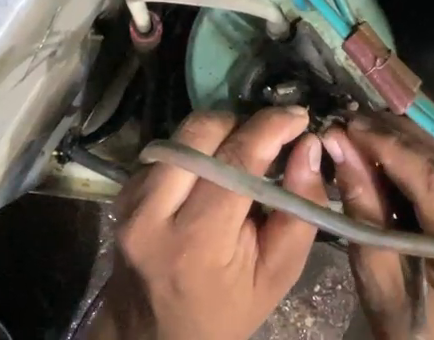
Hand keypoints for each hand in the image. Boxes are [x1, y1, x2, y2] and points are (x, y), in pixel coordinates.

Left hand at [91, 107, 326, 339]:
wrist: (153, 335)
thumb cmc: (224, 310)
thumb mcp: (276, 275)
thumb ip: (300, 210)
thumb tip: (309, 147)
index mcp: (196, 243)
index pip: (237, 161)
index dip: (271, 128)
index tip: (299, 116)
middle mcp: (154, 214)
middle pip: (201, 133)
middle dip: (243, 123)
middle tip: (269, 136)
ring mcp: (132, 200)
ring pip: (182, 133)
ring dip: (219, 131)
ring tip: (243, 149)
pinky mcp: (123, 191)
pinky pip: (168, 148)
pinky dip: (196, 148)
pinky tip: (211, 168)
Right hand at [324, 112, 433, 339]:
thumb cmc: (410, 321)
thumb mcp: (376, 275)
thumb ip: (362, 205)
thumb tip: (338, 140)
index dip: (390, 146)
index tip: (350, 125)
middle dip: (395, 131)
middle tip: (352, 123)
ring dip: (411, 129)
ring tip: (372, 132)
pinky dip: (430, 134)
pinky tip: (401, 141)